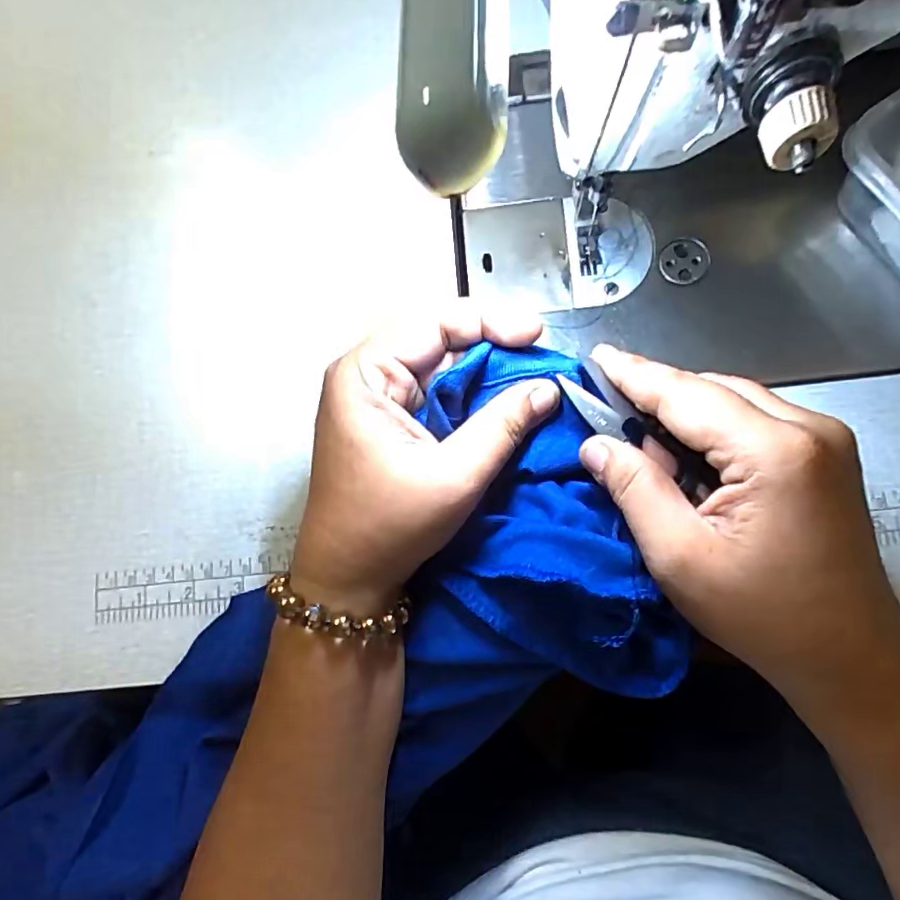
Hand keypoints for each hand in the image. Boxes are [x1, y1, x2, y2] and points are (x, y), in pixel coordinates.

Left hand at [289, 308, 560, 615]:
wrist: (349, 577)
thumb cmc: (390, 525)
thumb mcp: (456, 474)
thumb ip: (504, 425)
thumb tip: (550, 388)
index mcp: (365, 375)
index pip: (434, 324)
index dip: (489, 322)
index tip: (536, 335)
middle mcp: (370, 375)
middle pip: (440, 339)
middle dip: (496, 344)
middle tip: (544, 357)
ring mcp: (383, 398)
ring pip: (446, 366)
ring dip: (492, 370)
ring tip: (537, 375)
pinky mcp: (398, 421)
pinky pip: (444, 393)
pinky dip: (479, 395)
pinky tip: (511, 400)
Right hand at [578, 345, 899, 717]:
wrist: (851, 655)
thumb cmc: (765, 619)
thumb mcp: (683, 560)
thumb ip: (637, 491)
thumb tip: (598, 444)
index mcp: (775, 450)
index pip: (688, 394)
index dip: (636, 375)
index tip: (595, 358)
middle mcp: (810, 427)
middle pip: (716, 391)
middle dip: (662, 401)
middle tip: (613, 422)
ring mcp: (828, 438)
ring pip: (739, 403)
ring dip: (692, 419)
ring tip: (651, 451)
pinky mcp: (830, 454)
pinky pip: (761, 422)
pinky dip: (723, 434)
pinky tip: (698, 464)